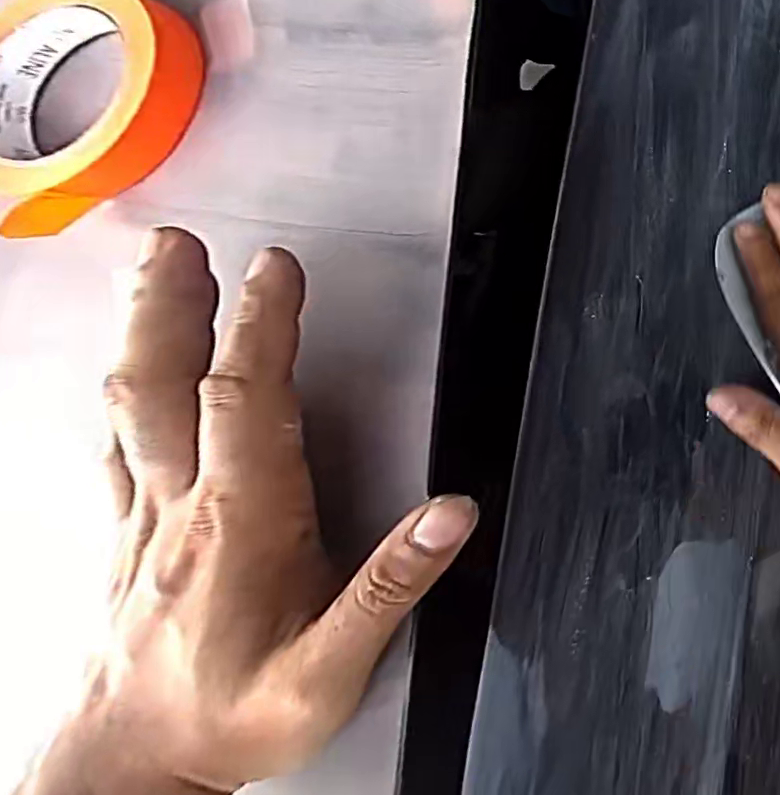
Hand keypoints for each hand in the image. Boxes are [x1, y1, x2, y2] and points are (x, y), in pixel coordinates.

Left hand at [19, 229, 475, 794]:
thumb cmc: (233, 720)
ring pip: (127, 410)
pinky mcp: (130, 540)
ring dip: (142, 337)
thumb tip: (455, 510)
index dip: (261, 328)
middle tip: (178, 246)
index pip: (244, 402)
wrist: (122, 787)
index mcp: (240, 523)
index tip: (277, 271)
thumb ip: (396, 580)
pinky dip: (126, 395)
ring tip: (153, 282)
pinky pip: (117, 447)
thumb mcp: (334, 663)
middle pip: (161, 388)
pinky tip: (133, 379)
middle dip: (174, 308)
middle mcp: (180, 510)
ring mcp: (144, 523)